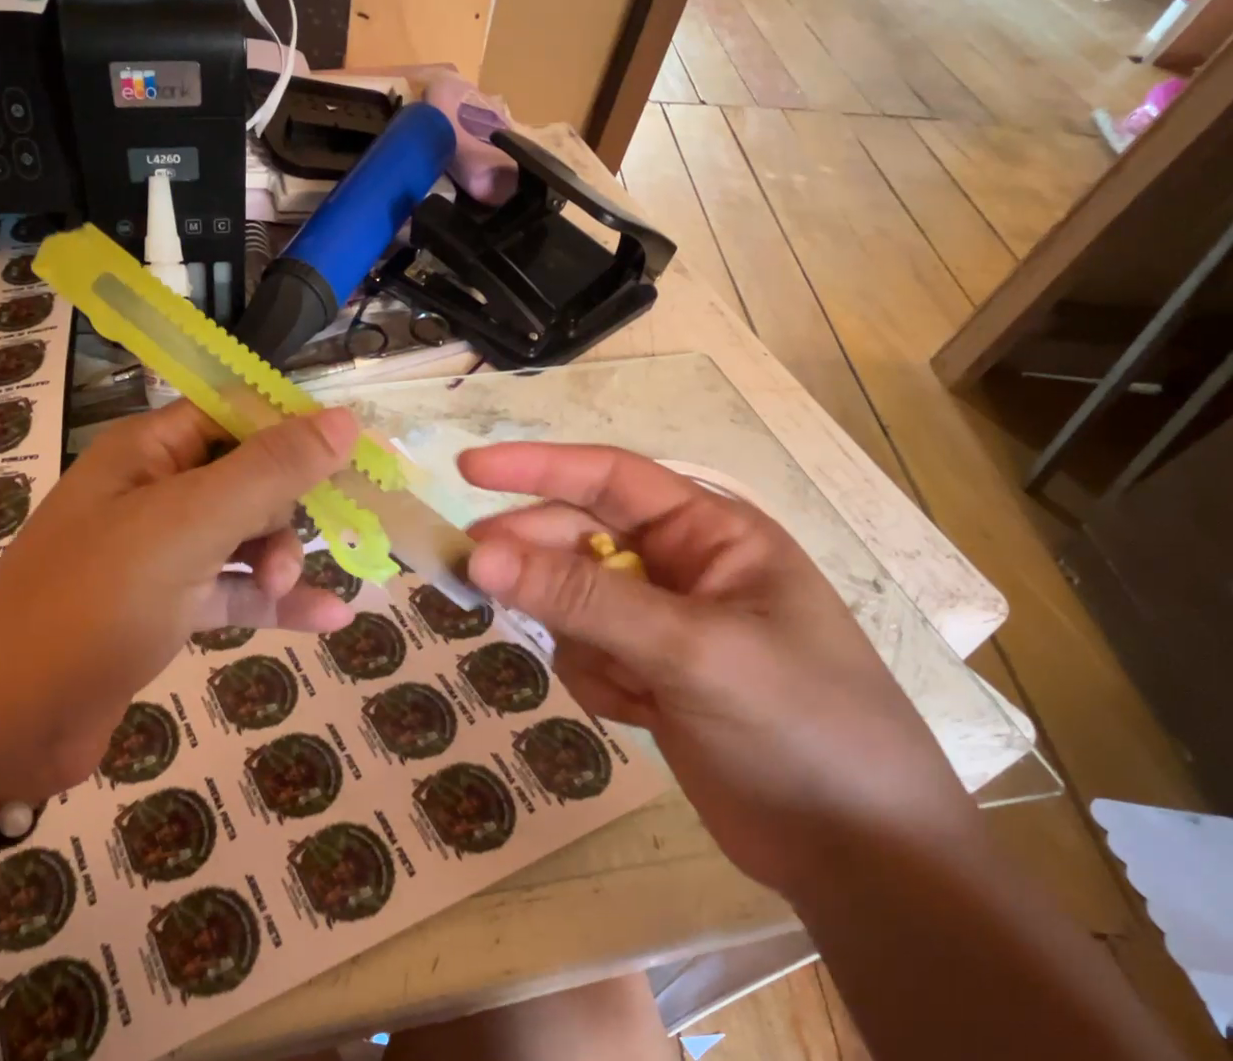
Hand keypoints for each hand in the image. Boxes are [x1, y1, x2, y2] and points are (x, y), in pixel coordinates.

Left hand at [0, 402, 358, 811]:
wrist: (6, 719)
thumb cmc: (93, 603)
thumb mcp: (187, 526)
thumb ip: (268, 472)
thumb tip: (343, 422)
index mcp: (146, 452)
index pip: (234, 412)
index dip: (296, 428)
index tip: (357, 456)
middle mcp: (150, 494)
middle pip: (245, 478)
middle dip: (285, 507)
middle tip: (290, 552)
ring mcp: (155, 558)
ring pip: (242, 540)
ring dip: (281, 560)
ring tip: (292, 592)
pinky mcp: (162, 614)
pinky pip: (230, 595)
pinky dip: (272, 605)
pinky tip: (329, 620)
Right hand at [459, 444, 980, 895]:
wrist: (853, 849)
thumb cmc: (797, 723)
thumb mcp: (688, 650)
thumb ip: (581, 599)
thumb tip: (479, 556)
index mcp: (713, 533)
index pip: (609, 479)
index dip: (535, 468)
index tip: (465, 470)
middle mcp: (684, 570)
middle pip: (578, 541)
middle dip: (533, 562)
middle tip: (469, 577)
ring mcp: (664, 628)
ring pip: (572, 605)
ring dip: (577, 638)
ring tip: (622, 682)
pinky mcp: (650, 679)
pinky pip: (585, 656)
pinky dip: (597, 682)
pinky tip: (640, 714)